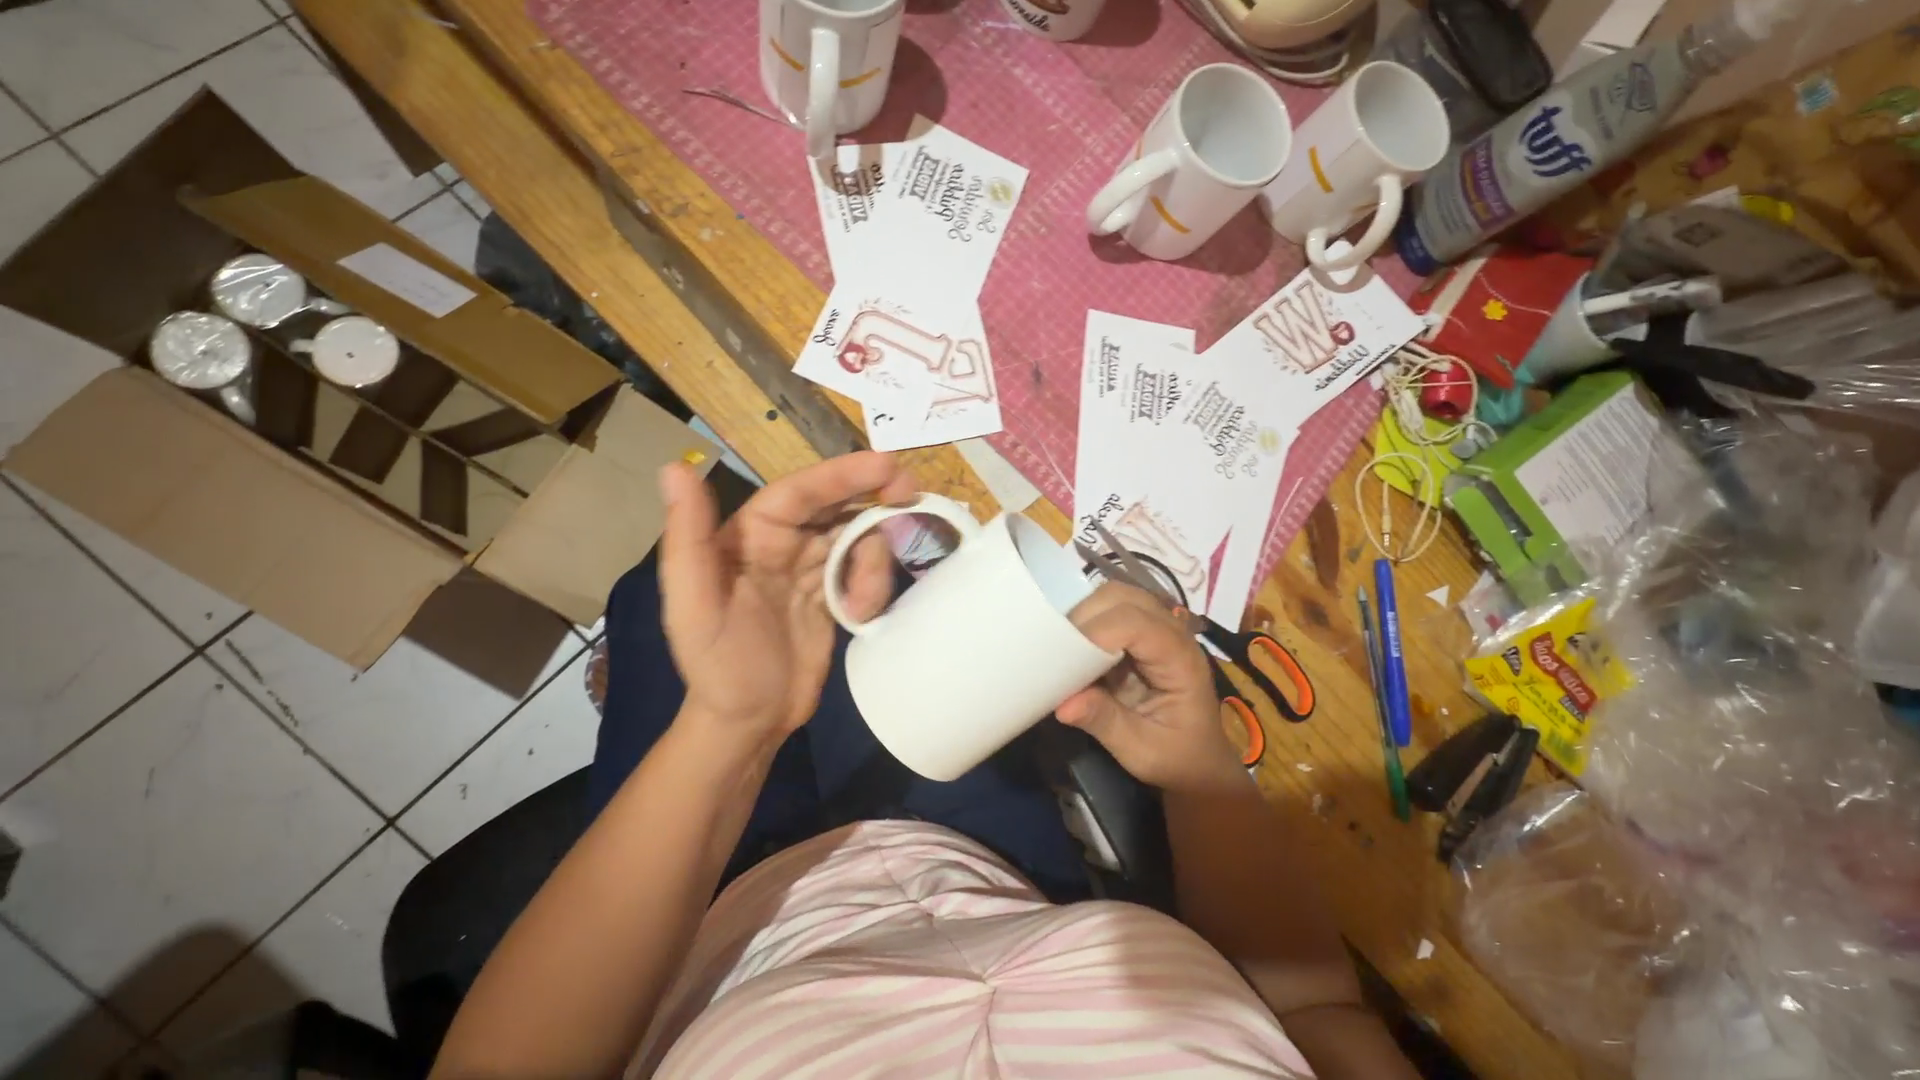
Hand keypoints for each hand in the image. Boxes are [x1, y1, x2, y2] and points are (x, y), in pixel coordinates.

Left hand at [657, 451, 913, 750]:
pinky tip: (858, 616)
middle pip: (836, 503)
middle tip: (913, 493)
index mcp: (748, 536)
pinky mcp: (832, 595)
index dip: (841, 474)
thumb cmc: (717, 666)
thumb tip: (674, 467)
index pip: (798, 492)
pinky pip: (865, 571)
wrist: (749, 723)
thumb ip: (687, 536)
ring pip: (857, 537)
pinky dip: (873, 586)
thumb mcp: (692, 605)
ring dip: (873, 560)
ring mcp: (810, 569)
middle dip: (874, 494)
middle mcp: (781, 543)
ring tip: (859, 605)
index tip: (886, 464)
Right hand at [1057, 584, 1248, 793]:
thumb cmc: (1178, 758)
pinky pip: (1113, 610)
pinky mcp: (1145, 635)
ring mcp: (1160, 630)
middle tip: (1056, 649)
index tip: (1062, 658)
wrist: (1202, 764)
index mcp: (1180, 660)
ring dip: (1086, 614)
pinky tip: (1074, 648)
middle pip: (1124, 597)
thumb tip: (1062, 703)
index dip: (1095, 632)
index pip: (1135, 624)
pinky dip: (1089, 621)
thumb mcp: (1141, 752)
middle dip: (1085, 615)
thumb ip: (1105, 722)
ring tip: (1063, 647)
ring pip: (1117, 596)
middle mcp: (1174, 634)